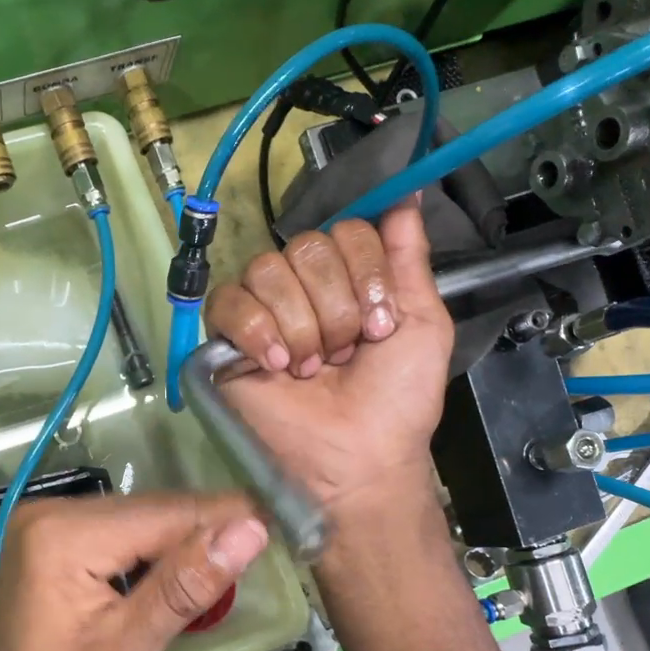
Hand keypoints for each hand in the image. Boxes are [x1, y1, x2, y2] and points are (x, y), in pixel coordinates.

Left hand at [0, 492, 268, 650]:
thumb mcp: (130, 649)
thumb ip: (187, 584)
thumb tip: (249, 528)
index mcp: (65, 535)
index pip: (166, 513)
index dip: (227, 518)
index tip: (282, 527)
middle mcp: (50, 512)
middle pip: (151, 511)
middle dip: (204, 533)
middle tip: (259, 556)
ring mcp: (44, 523)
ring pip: (136, 519)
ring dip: (180, 544)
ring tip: (226, 570)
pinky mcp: (47, 539)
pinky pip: (115, 532)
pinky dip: (149, 552)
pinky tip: (175, 576)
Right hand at [204, 203, 453, 518]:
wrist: (360, 454)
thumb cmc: (397, 399)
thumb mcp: (423, 324)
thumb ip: (410, 260)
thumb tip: (407, 195)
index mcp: (347, 283)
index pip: (345, 232)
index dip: (365, 274)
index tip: (380, 326)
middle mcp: (303, 291)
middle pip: (306, 248)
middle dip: (335, 306)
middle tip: (344, 354)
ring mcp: (262, 315)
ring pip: (268, 271)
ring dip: (301, 325)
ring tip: (310, 369)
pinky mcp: (225, 343)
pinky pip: (227, 303)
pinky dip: (255, 331)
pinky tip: (276, 366)